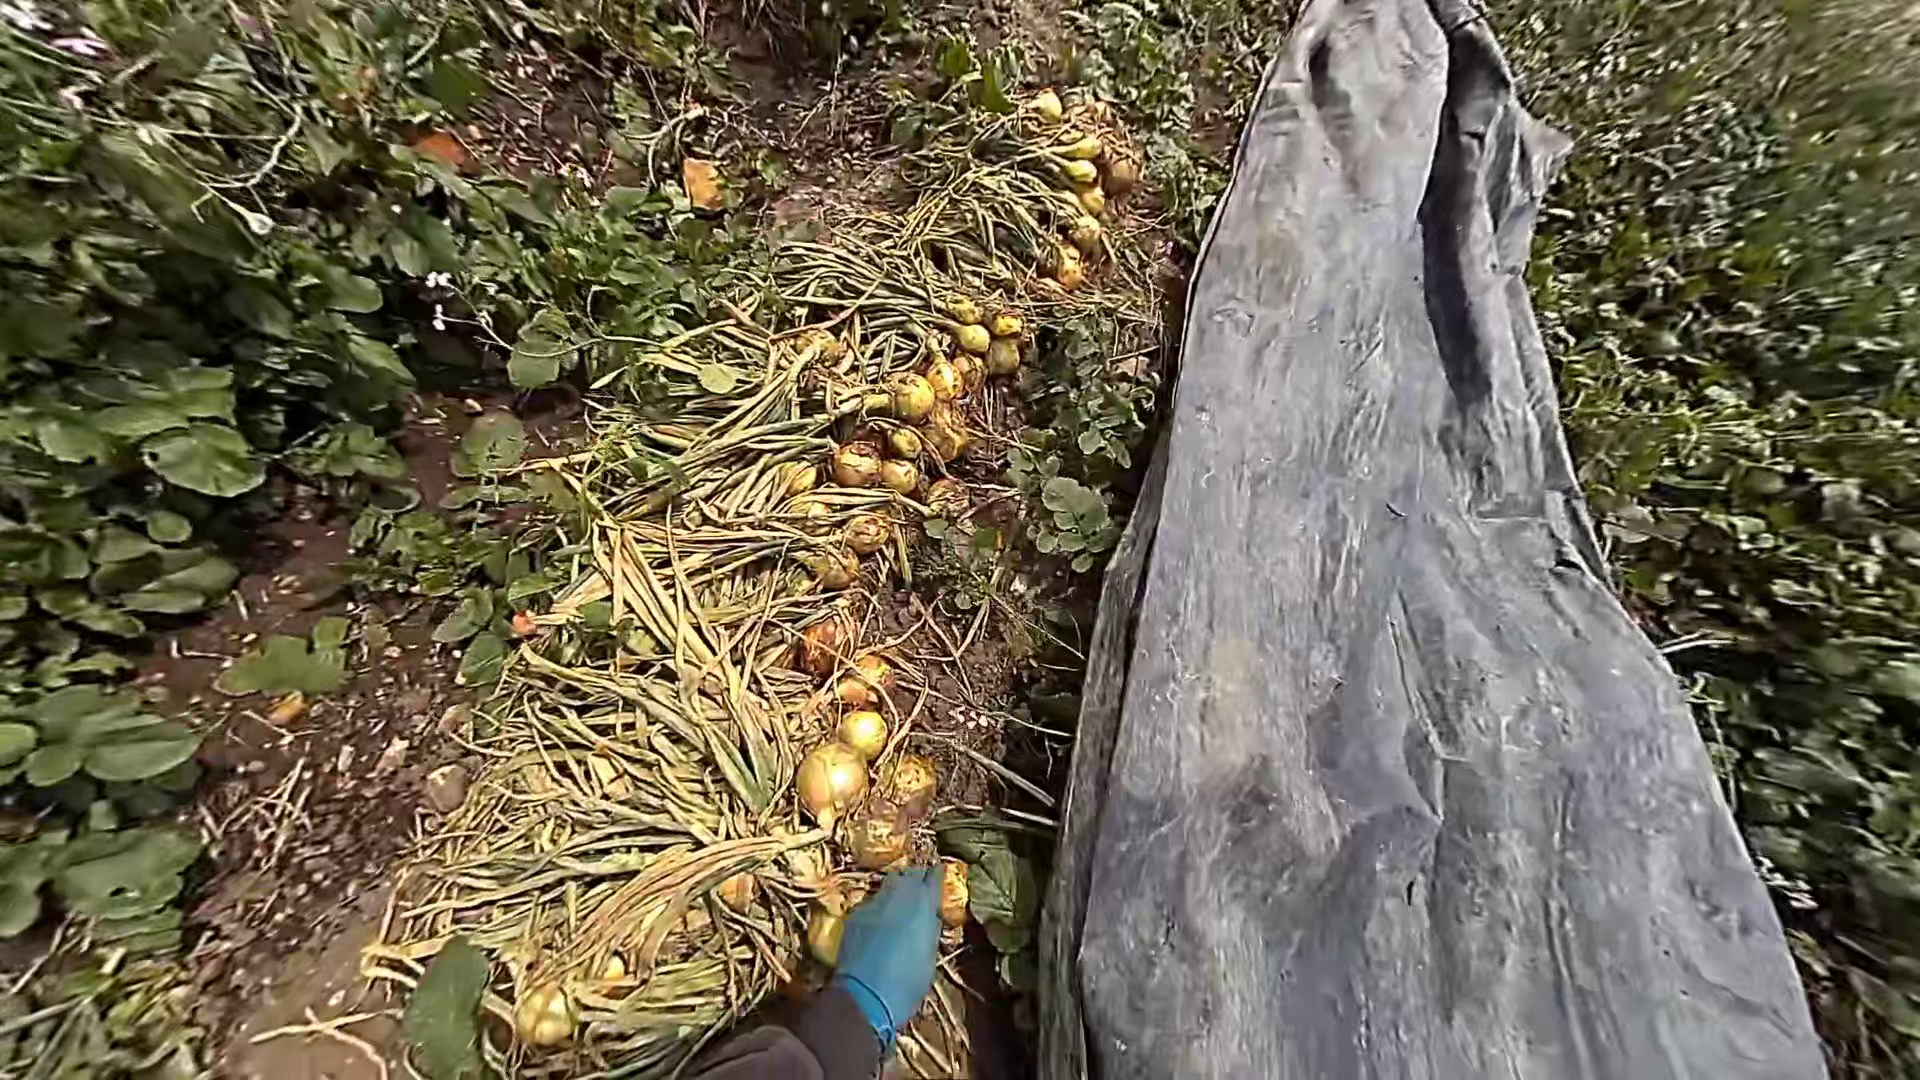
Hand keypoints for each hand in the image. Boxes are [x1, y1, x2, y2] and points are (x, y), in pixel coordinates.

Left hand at [833, 867, 940, 1048]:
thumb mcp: (930, 957)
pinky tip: (877, 926)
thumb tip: (929, 917)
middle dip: (916, 879)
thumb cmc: (907, 984)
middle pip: (911, 873)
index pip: (935, 875)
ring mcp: (876, 900)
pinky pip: (872, 902)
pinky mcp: (856, 912)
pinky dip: (878, 908)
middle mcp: (900, 893)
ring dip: (896, 890)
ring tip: (898, 906)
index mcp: (924, 903)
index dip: (938, 875)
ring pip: (890, 882)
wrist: (864, 998)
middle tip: (919, 892)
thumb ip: (930, 928)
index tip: (939, 876)